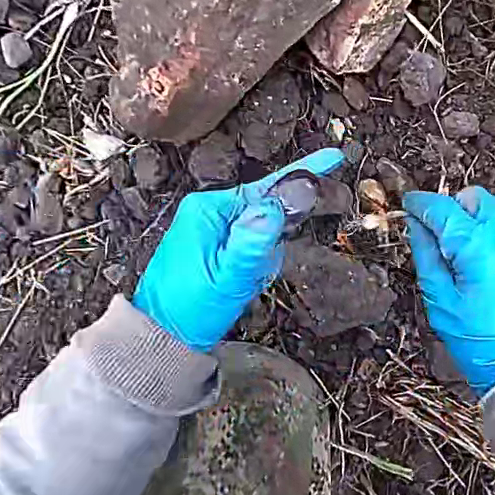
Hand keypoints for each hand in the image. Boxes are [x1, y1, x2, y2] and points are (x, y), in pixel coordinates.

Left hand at [134, 147, 346, 351]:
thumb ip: (255, 239)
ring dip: (265, 255)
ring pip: (263, 229)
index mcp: (210, 210)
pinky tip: (242, 281)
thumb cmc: (190, 308)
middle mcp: (210, 211)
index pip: (267, 186)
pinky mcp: (215, 244)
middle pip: (267, 205)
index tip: (333, 157)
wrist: (161, 337)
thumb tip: (281, 203)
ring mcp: (212, 227)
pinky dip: (256, 262)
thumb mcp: (229, 275)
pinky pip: (251, 243)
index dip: (304, 174)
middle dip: (277, 235)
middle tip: (268, 261)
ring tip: (245, 282)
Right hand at [403, 187, 494, 395]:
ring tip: (474, 251)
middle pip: (473, 198)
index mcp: (479, 249)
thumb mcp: (440, 299)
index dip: (422, 204)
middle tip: (446, 238)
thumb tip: (415, 222)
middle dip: (454, 211)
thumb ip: (426, 254)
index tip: (411, 204)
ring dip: (481, 219)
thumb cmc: (480, 340)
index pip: (443, 209)